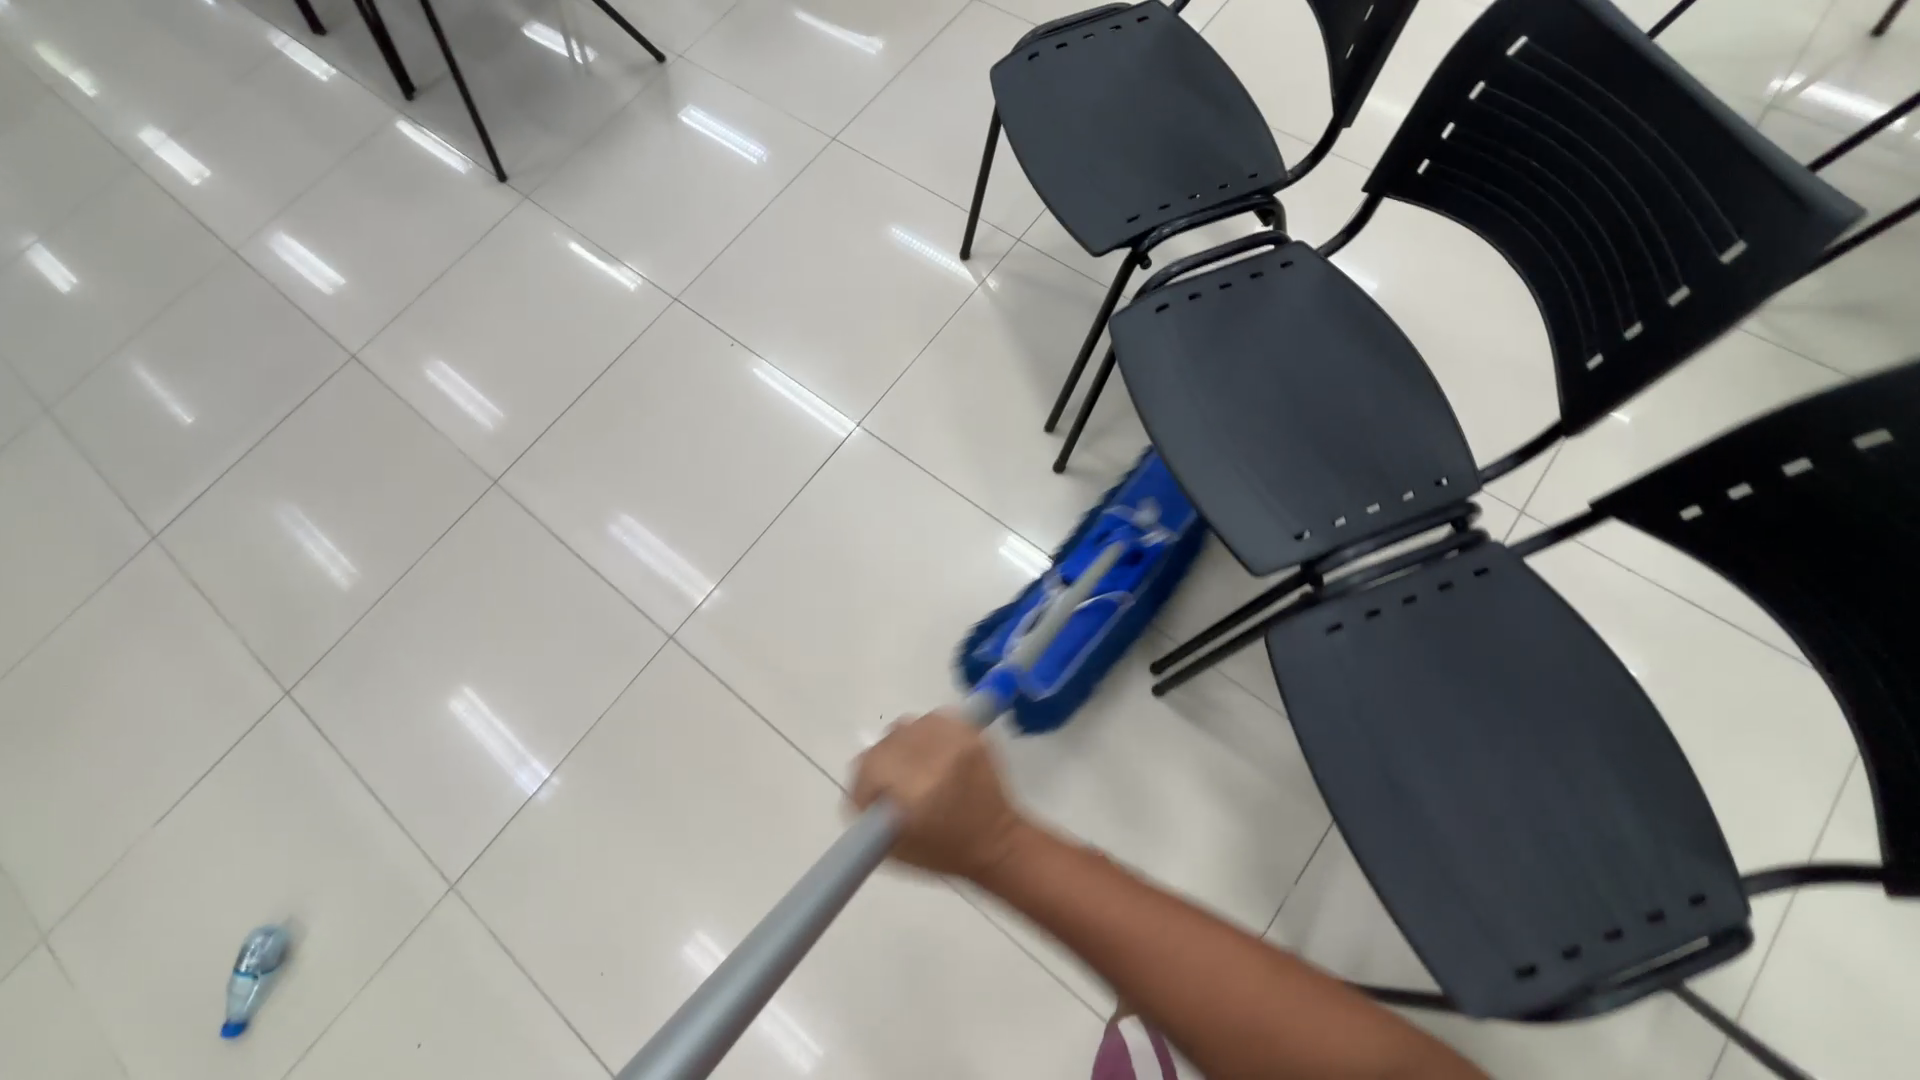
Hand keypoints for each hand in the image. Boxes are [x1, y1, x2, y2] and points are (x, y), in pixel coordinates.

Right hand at [850, 709, 1030, 879]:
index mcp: (916, 790)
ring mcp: (956, 740)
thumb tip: (858, 789)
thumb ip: (867, 815)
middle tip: (890, 783)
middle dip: (882, 763)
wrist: (998, 841)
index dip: (864, 782)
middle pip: (887, 742)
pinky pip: (933, 719)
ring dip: (903, 745)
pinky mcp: (971, 731)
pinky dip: (925, 734)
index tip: (870, 797)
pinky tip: (931, 754)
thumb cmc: (943, 852)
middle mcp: (935, 757)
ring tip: (912, 766)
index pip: (870, 764)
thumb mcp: (895, 848)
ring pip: (907, 726)